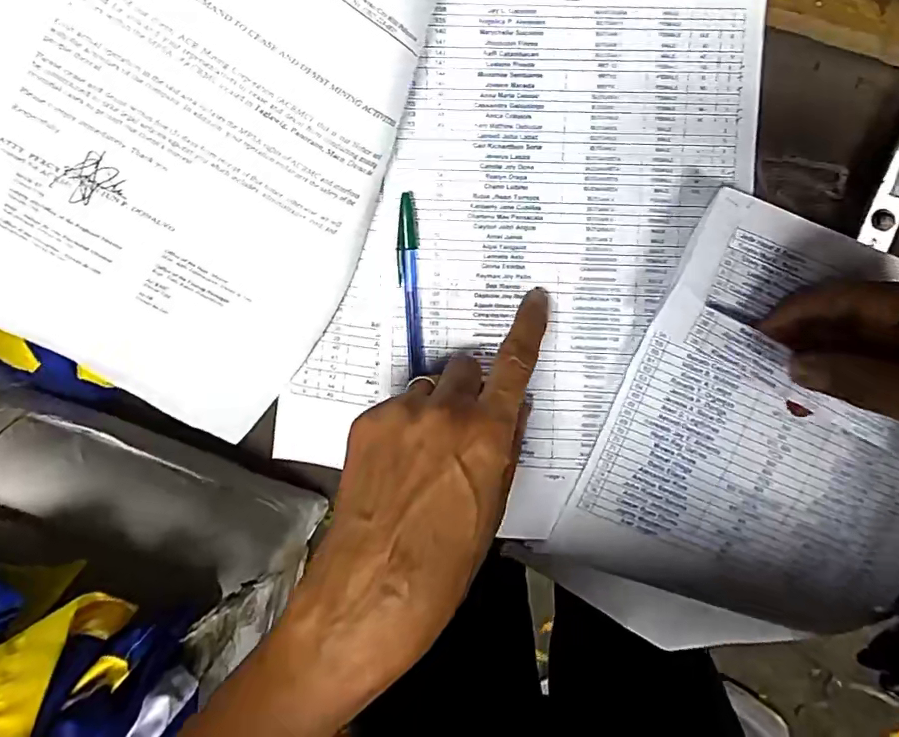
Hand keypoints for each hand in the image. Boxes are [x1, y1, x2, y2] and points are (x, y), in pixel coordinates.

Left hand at [186, 289, 547, 736]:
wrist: (365, 598)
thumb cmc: (445, 565)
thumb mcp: (494, 506)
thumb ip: (506, 447)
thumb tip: (514, 410)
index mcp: (487, 433)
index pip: (515, 362)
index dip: (528, 326)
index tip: (533, 300)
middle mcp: (446, 412)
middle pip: (466, 366)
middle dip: (471, 385)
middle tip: (464, 420)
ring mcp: (402, 415)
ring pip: (429, 385)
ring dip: (435, 403)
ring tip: (425, 449)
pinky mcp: (366, 425)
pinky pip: (395, 405)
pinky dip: (402, 423)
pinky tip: (396, 463)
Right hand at [760, 281, 898, 530]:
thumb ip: (868, 381)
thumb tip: (802, 365)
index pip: (858, 300)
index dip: (808, 312)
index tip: (765, 330)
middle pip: (864, 316)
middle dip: (816, 334)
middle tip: (768, 356)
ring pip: (875, 342)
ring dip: (835, 356)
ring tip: (791, 374)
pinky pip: (894, 365)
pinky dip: (861, 375)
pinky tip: (836, 388)